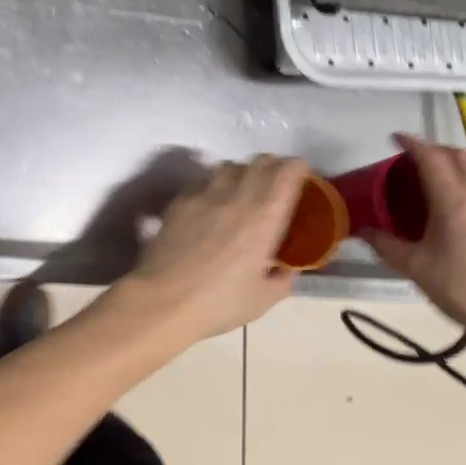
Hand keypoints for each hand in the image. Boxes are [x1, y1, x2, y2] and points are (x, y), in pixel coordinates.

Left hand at [113, 155, 307, 343]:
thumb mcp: (262, 299)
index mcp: (264, 217)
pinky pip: (203, 180)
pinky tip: (213, 202)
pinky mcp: (180, 200)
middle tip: (277, 179)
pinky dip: (215, 184)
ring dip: (243, 171)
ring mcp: (204, 194)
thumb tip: (285, 271)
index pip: (286, 173)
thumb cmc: (219, 302)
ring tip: (244, 188)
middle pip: (259, 162)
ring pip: (229, 165)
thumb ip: (281, 281)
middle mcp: (236, 196)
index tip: (302, 172)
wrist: (164, 299)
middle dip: (273, 164)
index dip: (297, 167)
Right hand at [365, 136, 465, 358]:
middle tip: (409, 158)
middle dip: (434, 149)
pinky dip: (458, 189)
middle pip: (460, 157)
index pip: (433, 159)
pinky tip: (444, 215)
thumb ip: (386, 246)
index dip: (413, 143)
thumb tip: (362, 231)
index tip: (395, 137)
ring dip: (449, 168)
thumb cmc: (462, 290)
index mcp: (454, 203)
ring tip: (423, 185)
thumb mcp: (415, 268)